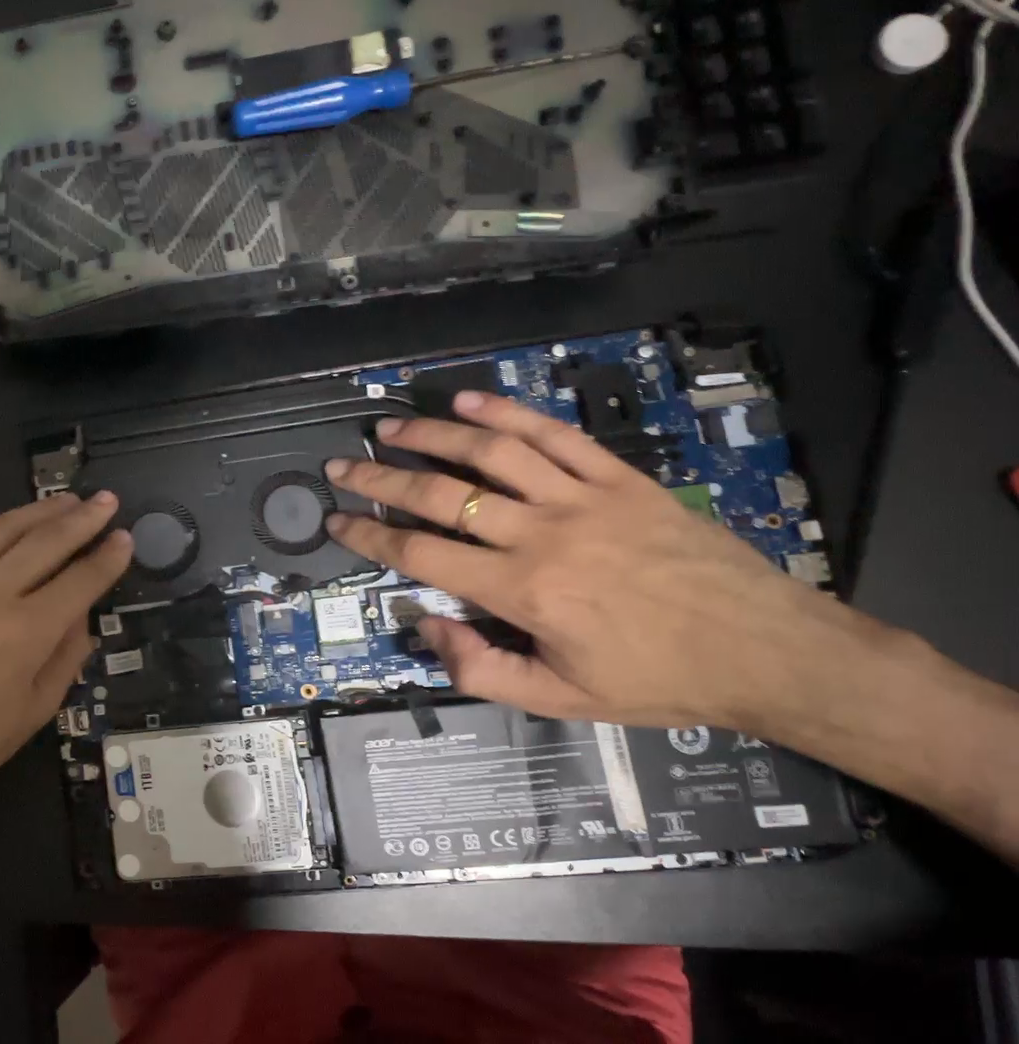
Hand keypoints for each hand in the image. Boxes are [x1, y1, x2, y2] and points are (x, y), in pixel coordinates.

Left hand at [0, 492, 132, 823]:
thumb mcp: (36, 711)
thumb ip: (67, 656)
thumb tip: (81, 612)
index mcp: (25, 633)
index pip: (80, 581)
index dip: (108, 557)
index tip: (125, 537)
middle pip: (44, 543)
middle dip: (81, 519)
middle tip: (104, 501)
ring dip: (34, 512)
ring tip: (61, 502)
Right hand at [324, 391, 895, 731]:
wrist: (768, 651)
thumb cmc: (657, 681)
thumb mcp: (560, 699)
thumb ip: (480, 669)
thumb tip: (425, 624)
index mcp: (521, 591)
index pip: (420, 553)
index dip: (368, 535)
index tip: (334, 520)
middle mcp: (541, 534)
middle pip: (441, 495)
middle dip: (381, 479)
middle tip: (342, 466)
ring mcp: (582, 499)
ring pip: (491, 453)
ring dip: (433, 435)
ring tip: (391, 427)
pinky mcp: (621, 479)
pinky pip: (557, 435)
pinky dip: (509, 414)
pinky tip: (471, 402)